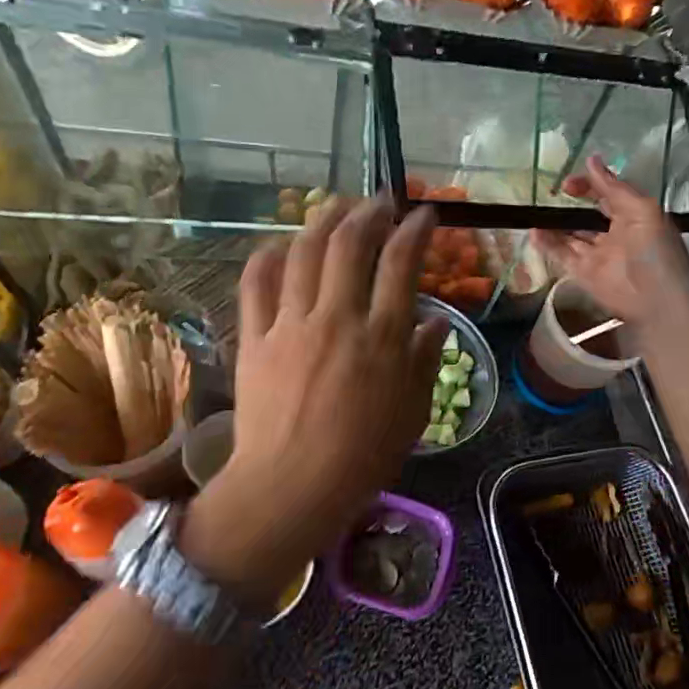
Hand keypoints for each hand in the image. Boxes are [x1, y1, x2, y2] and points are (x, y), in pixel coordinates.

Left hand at [182, 198, 448, 606]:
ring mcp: (290, 325)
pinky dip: (267, 257)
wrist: (291, 486)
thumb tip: (435, 324)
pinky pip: (256, 285)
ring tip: (335, 208)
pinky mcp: (254, 339)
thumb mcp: (411, 415)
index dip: (415, 230)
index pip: (402, 264)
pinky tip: (280, 245)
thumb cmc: (360, 461)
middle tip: (380, 201)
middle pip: (350, 244)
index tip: (424, 215)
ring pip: (304, 253)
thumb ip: (423, 363)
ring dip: (322, 221)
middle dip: (369, 211)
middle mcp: (336, 319)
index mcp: (381, 339)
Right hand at [534, 156, 688, 338]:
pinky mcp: (582, 273)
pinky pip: (561, 255)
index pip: (606, 195)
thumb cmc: (654, 250)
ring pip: (569, 235)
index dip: (589, 185)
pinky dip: (547, 245)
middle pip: (585, 215)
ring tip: (534, 212)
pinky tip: (534, 233)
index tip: (568, 183)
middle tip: (549, 195)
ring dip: (553, 224)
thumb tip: (592, 161)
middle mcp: (614, 233)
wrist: (655, 298)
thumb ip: (614, 188)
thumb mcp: (640, 210)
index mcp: (633, 215)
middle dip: (568, 205)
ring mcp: (596, 254)